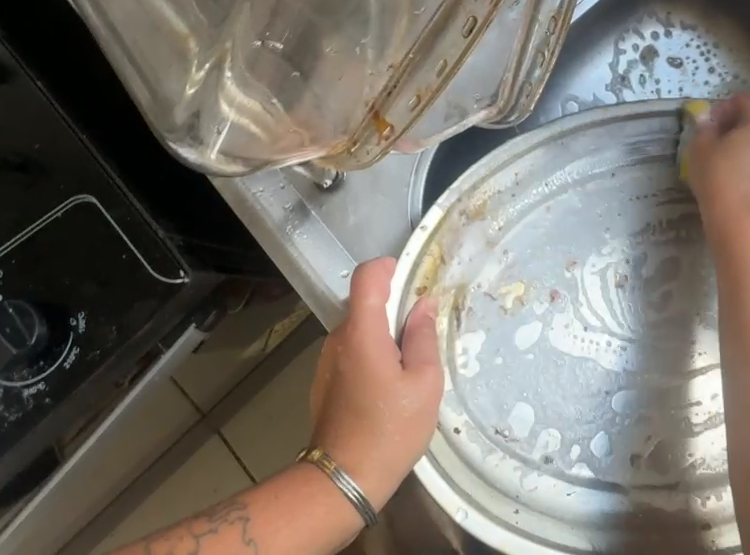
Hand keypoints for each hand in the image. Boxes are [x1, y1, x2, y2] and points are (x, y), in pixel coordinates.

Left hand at [308, 258, 442, 509]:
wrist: (342, 481)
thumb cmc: (390, 430)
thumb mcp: (425, 383)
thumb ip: (424, 337)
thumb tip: (423, 304)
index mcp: (362, 331)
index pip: (368, 274)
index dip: (391, 267)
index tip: (414, 282)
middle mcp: (339, 338)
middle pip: (366, 302)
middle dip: (395, 308)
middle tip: (422, 333)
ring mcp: (328, 360)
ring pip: (360, 329)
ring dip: (384, 335)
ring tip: (408, 367)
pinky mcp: (325, 381)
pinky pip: (352, 351)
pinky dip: (371, 355)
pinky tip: (387, 388)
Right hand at [685, 93, 749, 242]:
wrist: (742, 222)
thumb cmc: (719, 178)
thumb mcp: (701, 148)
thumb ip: (704, 127)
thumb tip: (706, 117)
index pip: (745, 100)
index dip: (724, 107)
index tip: (709, 123)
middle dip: (747, 115)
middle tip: (725, 129)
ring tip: (733, 149)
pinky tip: (743, 166)